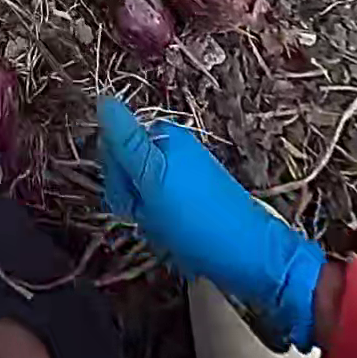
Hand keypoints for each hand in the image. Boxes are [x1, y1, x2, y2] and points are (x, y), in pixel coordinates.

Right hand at [95, 97, 326, 348]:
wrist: (253, 258)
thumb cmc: (200, 218)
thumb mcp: (154, 178)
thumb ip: (126, 141)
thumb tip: (103, 99)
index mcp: (161, 134)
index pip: (111, 147)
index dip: (116, 177)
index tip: (131, 197)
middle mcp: (170, 147)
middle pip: (123, 170)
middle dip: (130, 199)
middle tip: (151, 215)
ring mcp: (180, 173)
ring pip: (138, 194)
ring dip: (145, 217)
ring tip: (167, 230)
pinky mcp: (188, 198)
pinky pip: (156, 209)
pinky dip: (160, 226)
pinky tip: (175, 238)